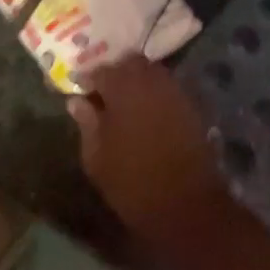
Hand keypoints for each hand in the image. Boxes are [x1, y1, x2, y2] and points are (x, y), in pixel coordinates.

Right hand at [68, 56, 244, 253]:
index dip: (88, 80)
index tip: (80, 91)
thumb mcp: (97, 158)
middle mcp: (151, 81)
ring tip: (125, 105)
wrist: (187, 205)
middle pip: (130, 63)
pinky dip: (155, 95)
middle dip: (116, 73)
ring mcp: (175, 92)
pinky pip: (168, 90)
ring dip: (137, 82)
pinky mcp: (192, 107)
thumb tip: (77, 101)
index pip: (100, 71)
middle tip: (104, 94)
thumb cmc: (132, 183)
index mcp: (123, 88)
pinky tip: (147, 115)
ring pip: (152, 73)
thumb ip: (86, 123)